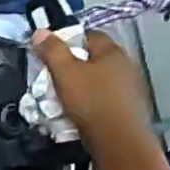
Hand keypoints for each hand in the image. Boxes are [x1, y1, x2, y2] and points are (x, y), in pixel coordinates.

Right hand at [31, 28, 152, 141]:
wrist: (116, 138)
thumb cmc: (90, 101)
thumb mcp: (65, 74)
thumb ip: (52, 52)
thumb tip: (40, 32)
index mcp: (112, 52)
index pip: (90, 36)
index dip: (70, 41)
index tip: (54, 54)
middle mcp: (125, 65)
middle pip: (95, 59)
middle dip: (75, 66)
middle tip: (56, 77)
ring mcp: (129, 87)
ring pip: (99, 79)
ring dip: (83, 85)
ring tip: (65, 97)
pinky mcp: (127, 107)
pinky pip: (104, 98)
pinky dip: (91, 102)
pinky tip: (79, 112)